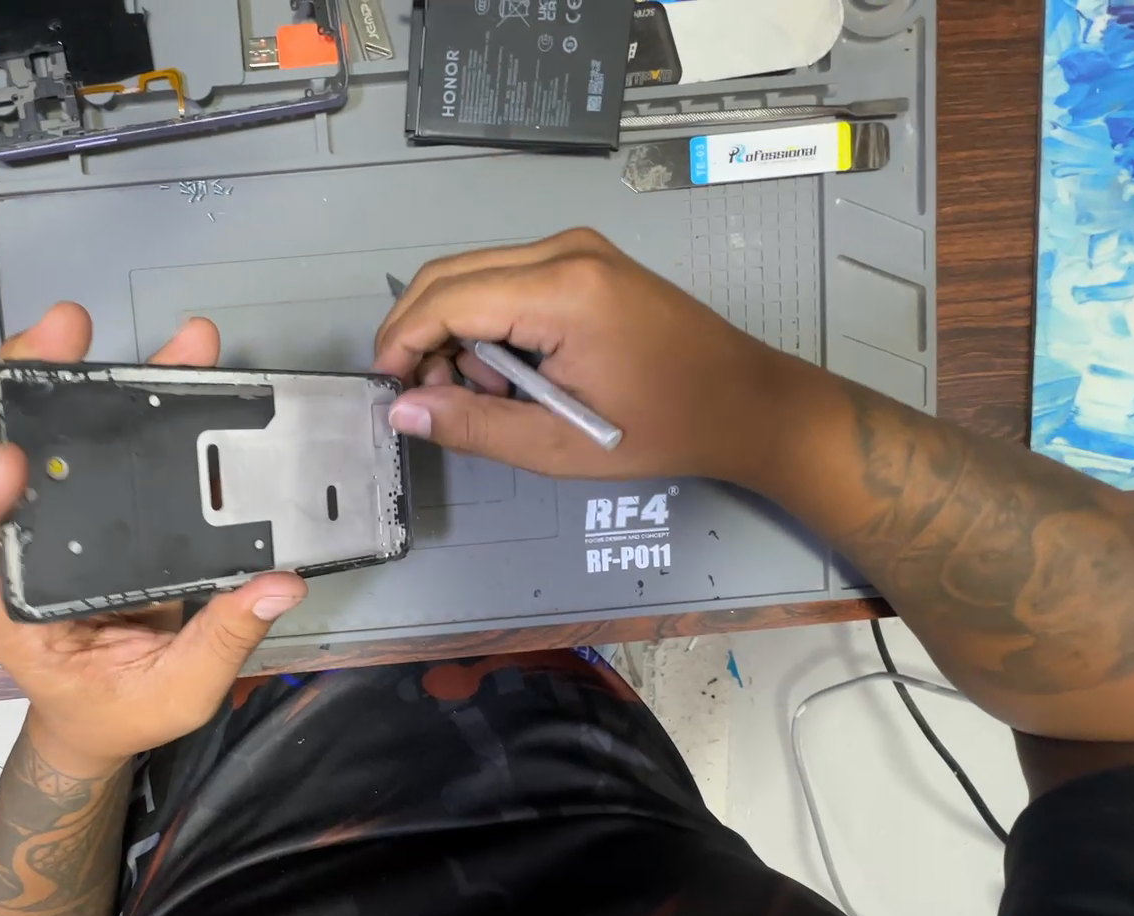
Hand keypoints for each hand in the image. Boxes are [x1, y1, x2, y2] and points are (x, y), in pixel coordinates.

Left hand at [0, 304, 308, 777]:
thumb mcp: (174, 692)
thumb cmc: (121, 707)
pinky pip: (98, 449)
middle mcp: (23, 550)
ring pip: (45, 439)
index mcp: (13, 609)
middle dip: (19, 393)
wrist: (109, 706)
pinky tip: (163, 368)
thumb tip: (279, 583)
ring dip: (71, 379)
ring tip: (107, 330)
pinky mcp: (100, 506)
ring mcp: (60, 523)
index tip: (8, 461)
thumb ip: (220, 643)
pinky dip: (122, 403)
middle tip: (62, 333)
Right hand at [373, 228, 798, 482]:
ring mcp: (575, 251)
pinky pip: (503, 283)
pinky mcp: (581, 263)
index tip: (388, 389)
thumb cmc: (661, 428)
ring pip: (472, 278)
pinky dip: (486, 326)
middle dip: (420, 336)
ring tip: (485, 393)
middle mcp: (563, 252)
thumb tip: (403, 409)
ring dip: (454, 334)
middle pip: (449, 276)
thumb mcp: (557, 444)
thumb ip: (472, 424)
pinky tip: (511, 372)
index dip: (402, 343)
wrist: (745, 402)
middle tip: (429, 396)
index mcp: (562, 291)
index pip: (446, 299)